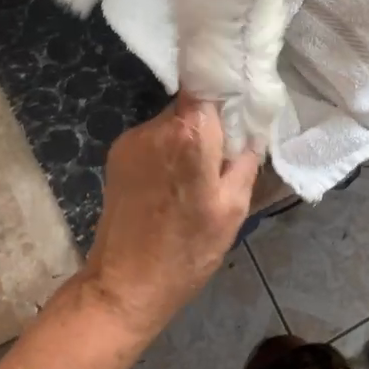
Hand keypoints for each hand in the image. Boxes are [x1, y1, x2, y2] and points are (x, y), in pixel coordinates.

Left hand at [79, 96, 261, 336]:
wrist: (125, 286)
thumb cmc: (188, 251)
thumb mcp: (234, 207)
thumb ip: (245, 158)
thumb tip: (251, 128)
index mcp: (191, 134)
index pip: (211, 82)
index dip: (228, 86)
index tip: (244, 101)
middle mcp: (157, 125)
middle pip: (194, 103)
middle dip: (212, 121)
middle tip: (227, 152)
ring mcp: (133, 138)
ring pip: (174, 122)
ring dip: (190, 138)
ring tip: (198, 176)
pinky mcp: (117, 153)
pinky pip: (155, 139)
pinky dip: (169, 151)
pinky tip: (173, 183)